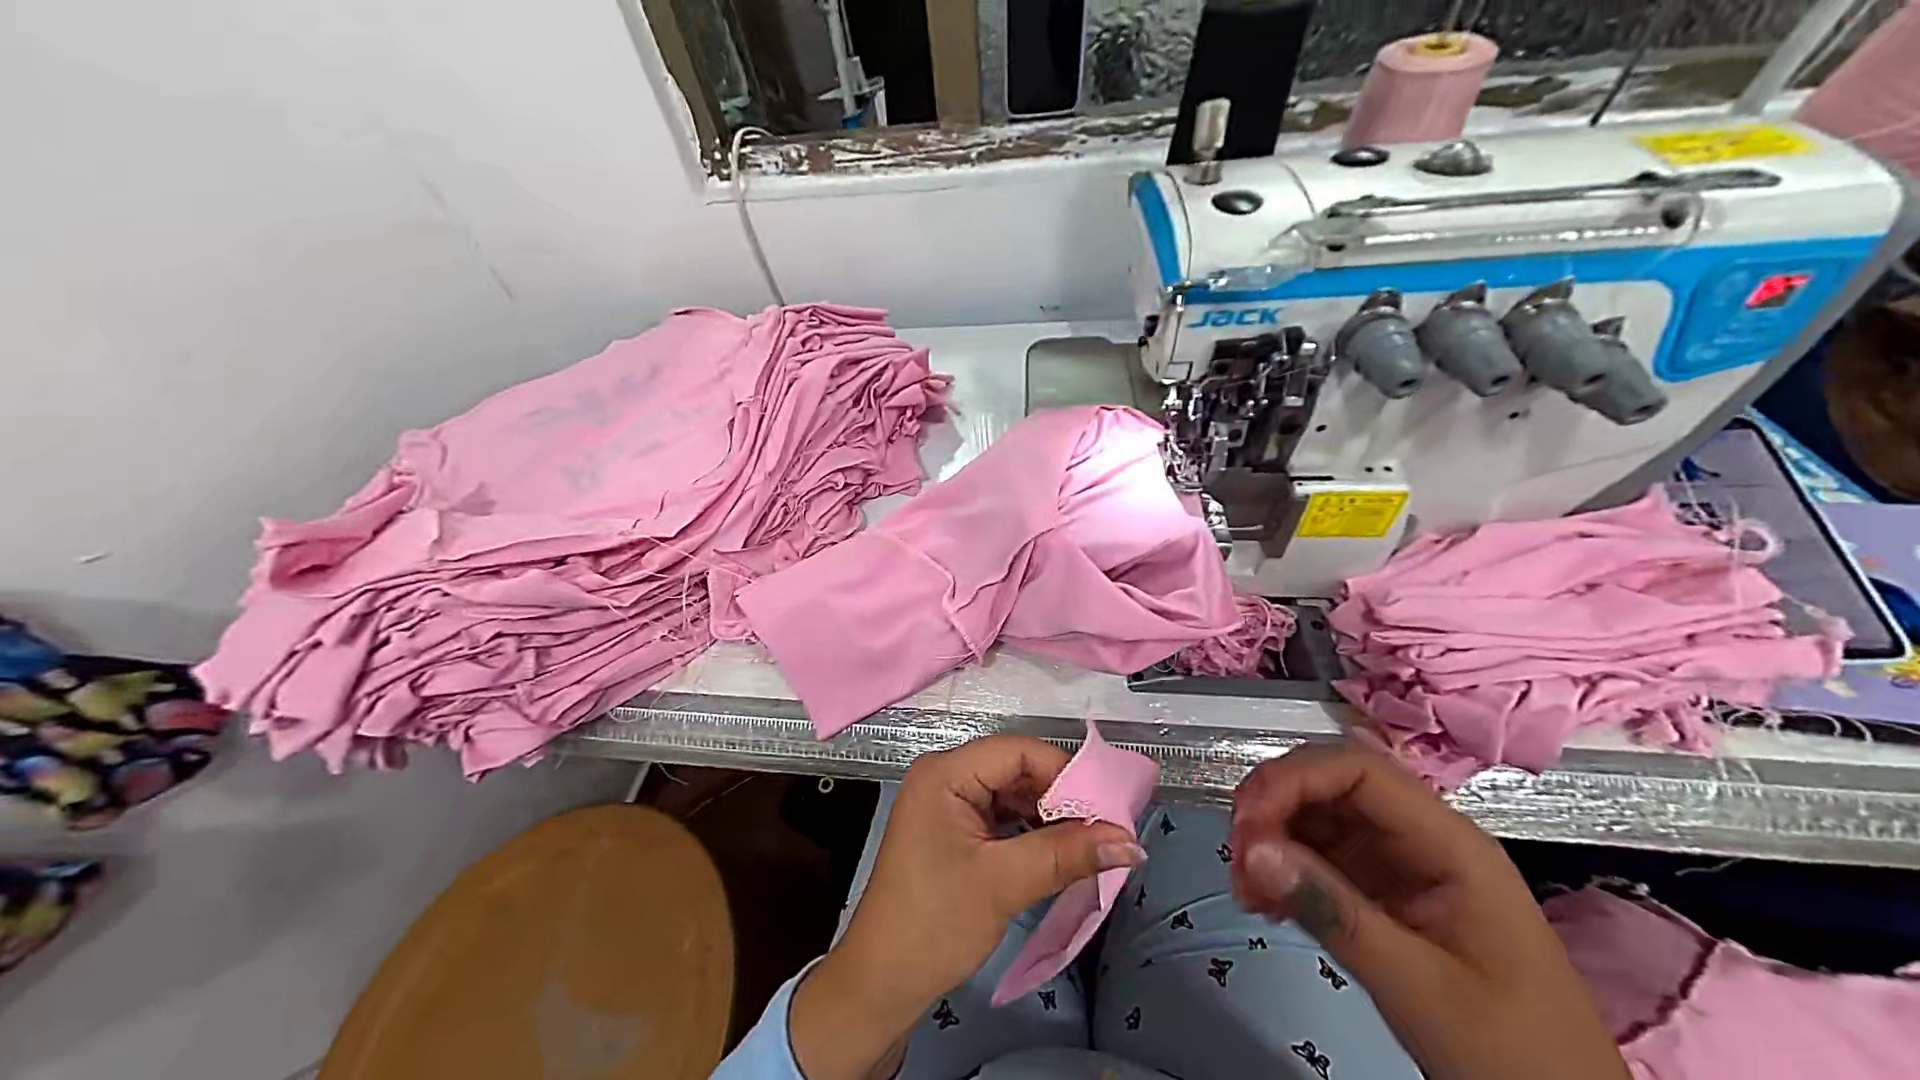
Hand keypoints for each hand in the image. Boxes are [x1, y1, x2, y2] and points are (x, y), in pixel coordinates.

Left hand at [791, 736, 1143, 1079]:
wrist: (882, 982)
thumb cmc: (934, 924)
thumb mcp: (1004, 883)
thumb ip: (1068, 854)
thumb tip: (1131, 841)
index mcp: (945, 772)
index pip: (1018, 751)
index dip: (1066, 773)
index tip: (1108, 808)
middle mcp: (945, 776)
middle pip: (1017, 769)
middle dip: (1062, 797)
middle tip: (1106, 828)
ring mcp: (948, 803)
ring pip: (1013, 793)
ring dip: (1050, 816)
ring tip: (1089, 843)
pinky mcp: (955, 829)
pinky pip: (1002, 815)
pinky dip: (1032, 831)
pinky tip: (1059, 851)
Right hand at [1230, 743, 1628, 1079]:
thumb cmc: (1513, 1052)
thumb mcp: (1419, 986)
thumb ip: (1333, 912)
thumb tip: (1252, 848)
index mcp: (1449, 841)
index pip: (1357, 770)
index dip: (1292, 779)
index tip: (1245, 823)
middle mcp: (1420, 836)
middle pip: (1329, 785)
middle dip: (1272, 810)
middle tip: (1238, 859)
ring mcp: (1399, 861)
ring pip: (1316, 818)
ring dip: (1270, 841)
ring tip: (1246, 891)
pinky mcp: (1381, 888)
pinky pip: (1318, 856)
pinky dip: (1282, 870)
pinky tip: (1263, 902)